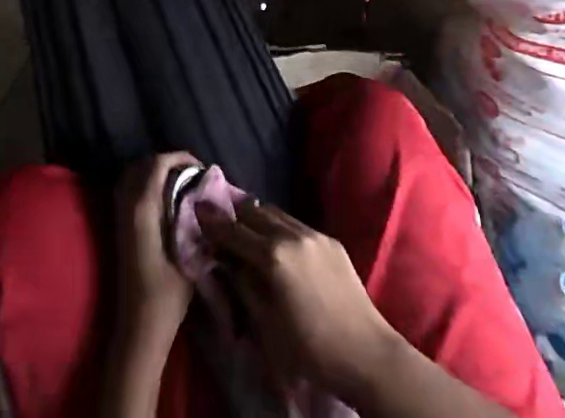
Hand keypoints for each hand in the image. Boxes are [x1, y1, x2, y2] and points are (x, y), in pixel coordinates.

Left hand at [113, 152, 199, 341]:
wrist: (138, 326)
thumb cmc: (166, 294)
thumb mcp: (190, 254)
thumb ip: (194, 219)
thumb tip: (206, 195)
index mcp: (143, 208)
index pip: (157, 163)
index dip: (180, 158)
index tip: (201, 169)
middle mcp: (126, 204)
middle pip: (143, 164)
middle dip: (168, 162)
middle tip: (193, 174)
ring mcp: (119, 215)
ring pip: (133, 175)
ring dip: (155, 171)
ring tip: (182, 183)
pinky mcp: (118, 226)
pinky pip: (129, 189)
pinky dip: (146, 184)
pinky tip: (167, 200)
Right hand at [197, 198, 402, 397]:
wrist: (367, 355)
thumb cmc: (310, 347)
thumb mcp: (265, 321)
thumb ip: (242, 282)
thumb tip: (225, 259)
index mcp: (273, 256)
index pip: (233, 230)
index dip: (212, 220)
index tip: (197, 208)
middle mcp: (292, 235)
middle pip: (254, 211)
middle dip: (235, 214)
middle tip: (221, 222)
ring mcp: (315, 235)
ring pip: (276, 213)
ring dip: (258, 218)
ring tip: (248, 231)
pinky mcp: (331, 241)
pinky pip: (296, 224)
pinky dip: (280, 228)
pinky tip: (279, 245)